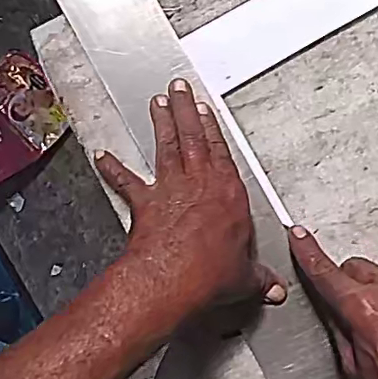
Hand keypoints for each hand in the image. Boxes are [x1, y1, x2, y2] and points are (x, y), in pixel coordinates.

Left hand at [95, 80, 285, 332]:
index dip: (213, 128)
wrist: (173, 279)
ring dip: (160, 123)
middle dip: (186, 109)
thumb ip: (259, 280)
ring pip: (166, 146)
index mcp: (228, 193)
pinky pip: (127, 181)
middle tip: (179, 88)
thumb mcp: (244, 278)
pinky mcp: (146, 203)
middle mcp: (199, 183)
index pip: (221, 151)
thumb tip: (274, 290)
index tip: (206, 109)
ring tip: (156, 102)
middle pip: (192, 136)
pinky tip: (103, 156)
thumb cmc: (210, 273)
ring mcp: (171, 189)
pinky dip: (113, 168)